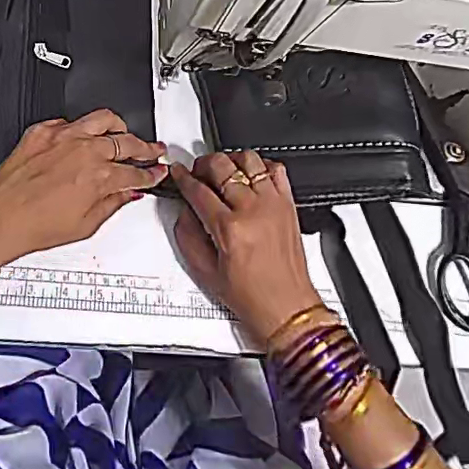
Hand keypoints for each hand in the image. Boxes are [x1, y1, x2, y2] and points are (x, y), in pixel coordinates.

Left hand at [0, 110, 165, 268]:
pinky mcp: (43, 131)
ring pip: (104, 119)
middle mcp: (85, 151)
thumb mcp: (85, 225)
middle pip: (128, 142)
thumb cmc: (34, 225)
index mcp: (99, 177)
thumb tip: (127, 194)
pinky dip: (82, 127)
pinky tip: (83, 136)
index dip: (151, 172)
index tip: (156, 172)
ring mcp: (64, 137)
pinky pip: (71, 120)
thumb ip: (113, 204)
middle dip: (146, 148)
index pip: (136, 171)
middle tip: (153, 151)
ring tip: (124, 132)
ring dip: (119, 127)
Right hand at [170, 151, 323, 339]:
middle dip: (203, 164)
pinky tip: (251, 173)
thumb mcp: (205, 272)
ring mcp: (273, 204)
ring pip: (249, 159)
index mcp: (229, 229)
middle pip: (221, 166)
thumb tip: (184, 210)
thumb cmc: (252, 296)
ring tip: (223, 169)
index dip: (183, 177)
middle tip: (198, 172)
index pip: (198, 190)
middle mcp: (253, 211)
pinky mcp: (288, 204)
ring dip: (231, 160)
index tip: (179, 173)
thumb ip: (187, 236)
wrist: (287, 308)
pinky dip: (260, 165)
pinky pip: (275, 169)